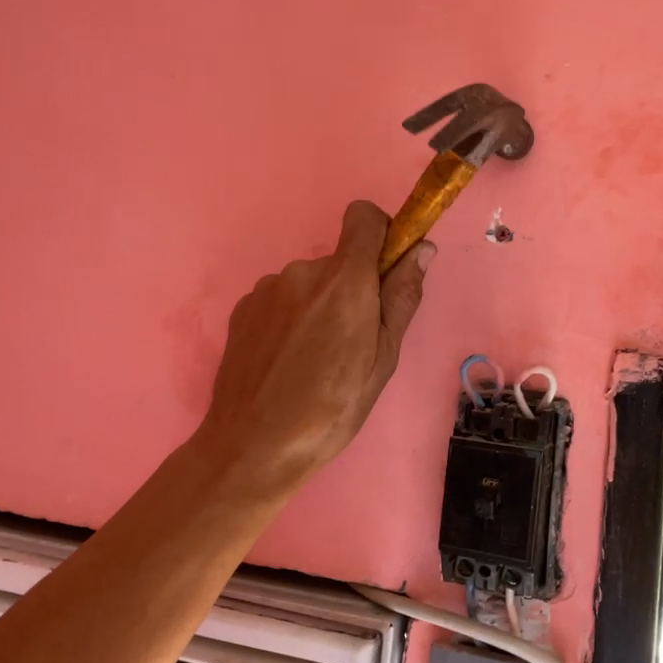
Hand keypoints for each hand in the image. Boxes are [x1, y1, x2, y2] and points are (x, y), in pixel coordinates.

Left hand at [195, 201, 432, 489]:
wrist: (253, 447)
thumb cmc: (332, 409)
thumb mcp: (383, 359)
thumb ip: (402, 297)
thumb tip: (421, 249)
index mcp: (344, 280)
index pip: (363, 216)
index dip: (381, 233)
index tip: (386, 271)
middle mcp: (302, 272)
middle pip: (338, 262)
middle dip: (351, 291)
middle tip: (352, 346)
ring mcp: (266, 290)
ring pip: (308, 286)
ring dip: (317, 309)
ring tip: (314, 363)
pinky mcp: (242, 310)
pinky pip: (280, 302)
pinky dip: (290, 322)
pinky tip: (286, 364)